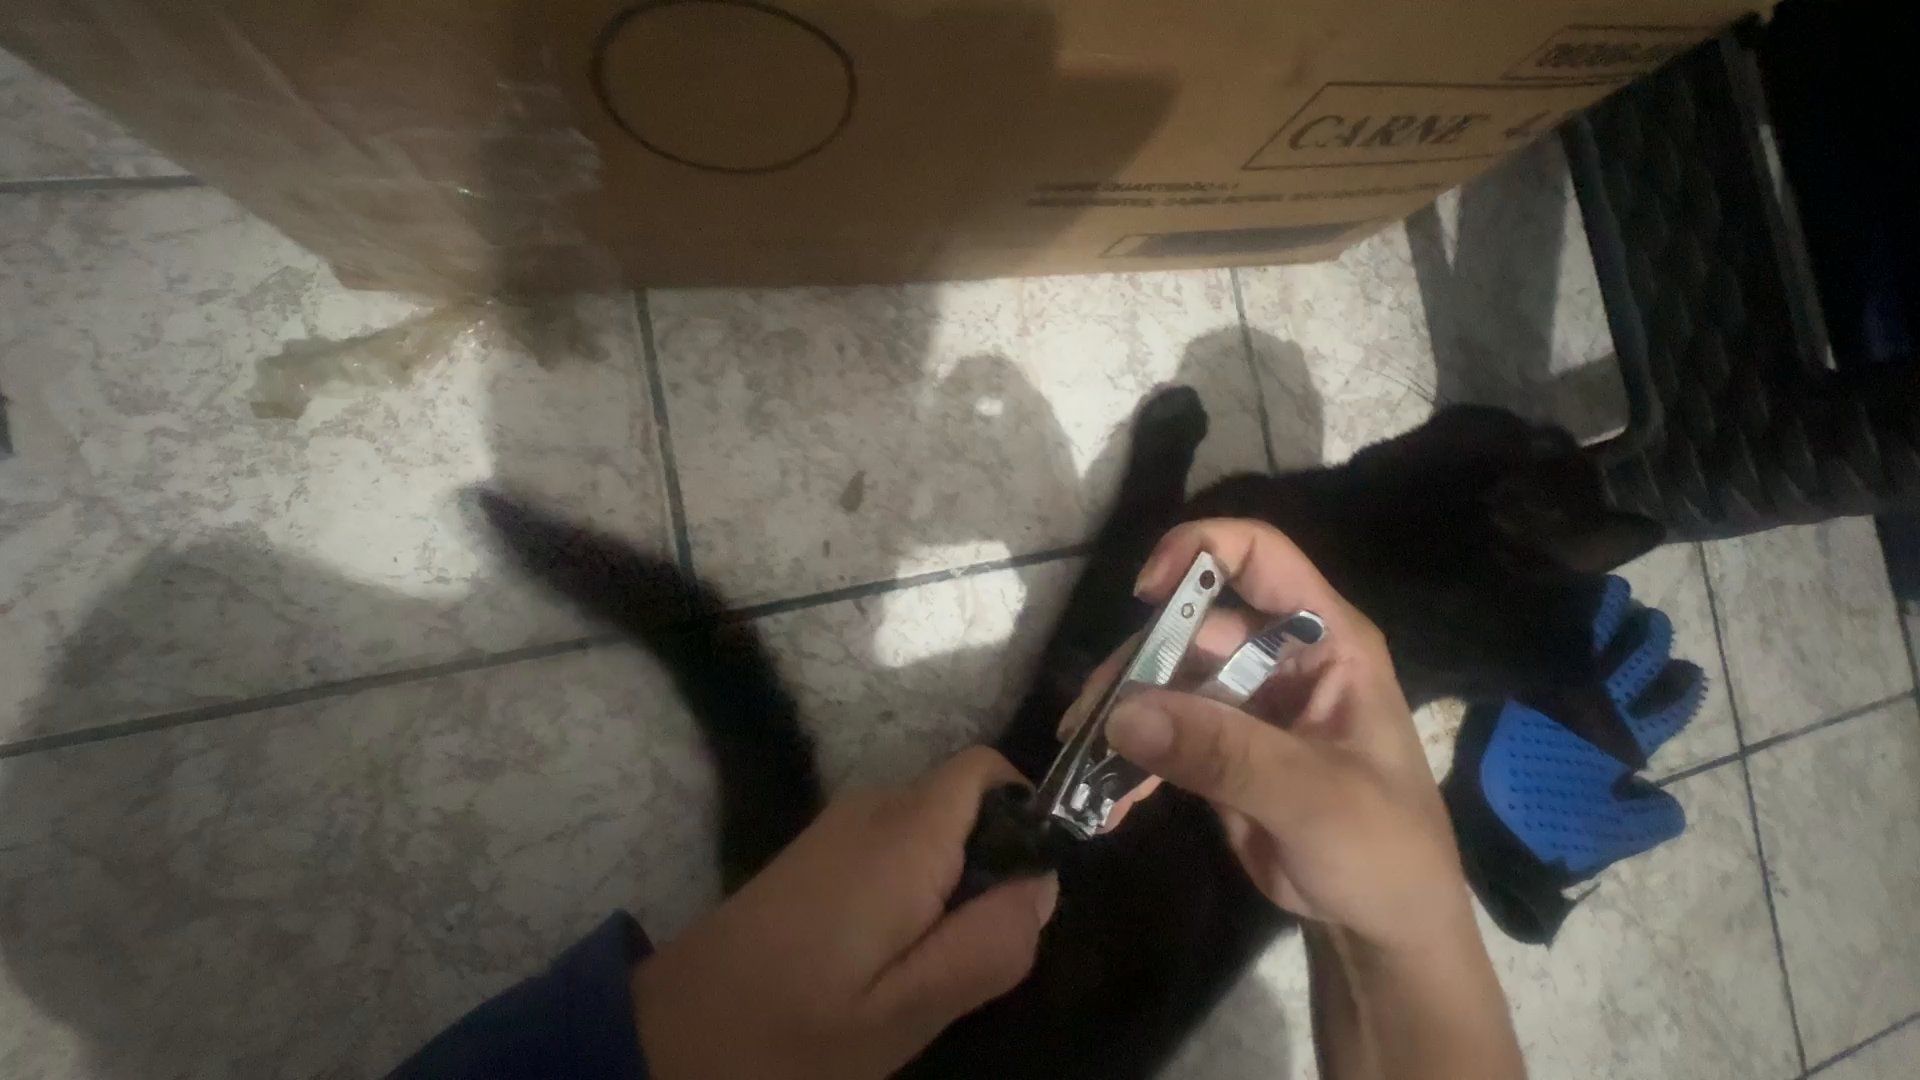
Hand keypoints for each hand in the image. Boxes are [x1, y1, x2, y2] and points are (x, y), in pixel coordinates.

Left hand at [631, 747, 1059, 1079]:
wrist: (673, 1032)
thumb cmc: (795, 1029)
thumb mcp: (908, 1011)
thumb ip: (989, 943)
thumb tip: (1044, 882)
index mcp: (903, 833)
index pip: (984, 768)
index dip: (1025, 807)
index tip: (1032, 883)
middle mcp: (874, 806)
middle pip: (964, 801)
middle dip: (991, 861)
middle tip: (973, 949)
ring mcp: (841, 823)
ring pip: (933, 826)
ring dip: (952, 881)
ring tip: (926, 963)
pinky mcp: (821, 846)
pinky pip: (897, 842)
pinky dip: (917, 884)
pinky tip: (886, 953)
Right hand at [1094, 518, 1475, 955]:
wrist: (1381, 932)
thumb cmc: (1383, 852)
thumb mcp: (1313, 799)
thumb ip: (1223, 752)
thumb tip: (1123, 715)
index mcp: (1324, 642)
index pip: (1259, 556)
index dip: (1199, 551)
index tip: (1146, 593)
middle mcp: (1278, 657)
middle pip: (1188, 625)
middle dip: (1135, 665)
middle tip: (1090, 717)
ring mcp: (1243, 700)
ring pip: (1162, 677)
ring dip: (1120, 713)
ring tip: (1081, 757)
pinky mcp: (1215, 744)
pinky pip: (1158, 730)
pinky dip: (1127, 758)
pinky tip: (1104, 799)